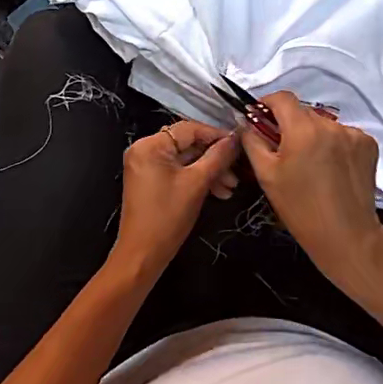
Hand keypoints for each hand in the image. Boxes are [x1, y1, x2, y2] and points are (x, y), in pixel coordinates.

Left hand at [113, 120, 241, 274]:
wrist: (142, 254)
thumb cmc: (168, 217)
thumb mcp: (197, 184)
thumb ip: (218, 157)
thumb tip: (234, 138)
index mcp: (150, 145)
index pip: (189, 129)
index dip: (216, 135)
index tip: (239, 145)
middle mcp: (144, 150)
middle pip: (187, 143)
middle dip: (214, 158)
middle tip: (236, 173)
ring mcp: (146, 165)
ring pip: (185, 159)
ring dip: (208, 170)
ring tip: (229, 187)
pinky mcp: (150, 180)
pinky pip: (177, 171)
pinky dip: (196, 178)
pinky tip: (217, 191)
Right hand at [238, 91, 382, 301]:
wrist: (345, 235)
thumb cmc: (299, 207)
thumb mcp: (266, 175)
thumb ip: (252, 141)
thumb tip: (247, 122)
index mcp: (303, 130)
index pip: (282, 97)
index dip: (267, 103)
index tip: (260, 117)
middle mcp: (330, 125)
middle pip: (303, 111)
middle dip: (289, 124)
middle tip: (282, 148)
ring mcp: (353, 134)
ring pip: (323, 124)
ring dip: (312, 134)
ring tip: (309, 162)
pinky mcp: (368, 145)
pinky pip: (343, 134)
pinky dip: (333, 143)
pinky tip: (330, 166)